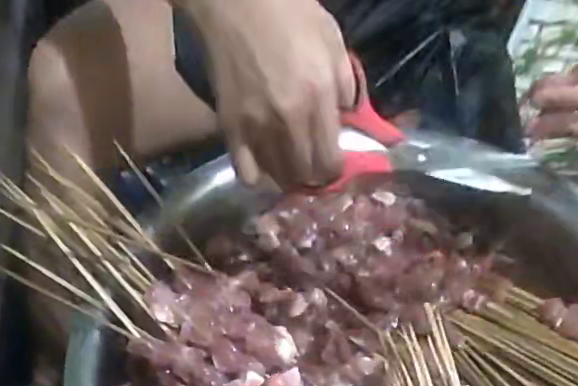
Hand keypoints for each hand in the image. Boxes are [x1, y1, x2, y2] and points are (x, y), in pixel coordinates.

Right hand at [181, 0, 355, 188]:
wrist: (237, 3)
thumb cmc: (288, 13)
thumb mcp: (331, 38)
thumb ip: (344, 82)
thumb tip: (344, 118)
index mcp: (318, 95)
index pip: (330, 159)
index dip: (335, 171)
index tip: (334, 167)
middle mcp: (289, 120)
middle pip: (305, 173)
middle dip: (313, 177)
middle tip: (313, 169)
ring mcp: (258, 128)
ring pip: (278, 177)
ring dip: (288, 178)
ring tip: (291, 168)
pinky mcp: (233, 131)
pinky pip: (247, 174)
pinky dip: (258, 177)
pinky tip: (263, 167)